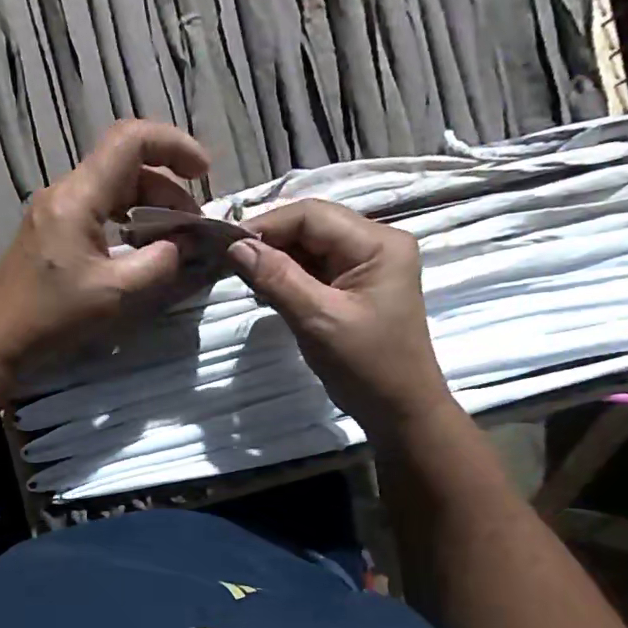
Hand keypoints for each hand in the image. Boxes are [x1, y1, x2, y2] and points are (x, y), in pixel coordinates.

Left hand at [0, 120, 210, 372]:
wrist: (0, 340)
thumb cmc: (55, 317)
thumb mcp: (116, 293)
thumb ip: (160, 263)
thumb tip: (186, 243)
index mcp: (77, 197)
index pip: (129, 141)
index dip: (173, 144)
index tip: (203, 171)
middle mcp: (64, 192)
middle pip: (125, 163)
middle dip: (168, 186)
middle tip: (194, 224)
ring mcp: (55, 209)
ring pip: (113, 185)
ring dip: (150, 202)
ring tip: (175, 236)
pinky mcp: (53, 228)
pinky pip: (99, 206)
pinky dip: (129, 216)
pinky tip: (142, 244)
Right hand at [228, 200, 452, 434]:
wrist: (400, 411)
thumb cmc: (367, 367)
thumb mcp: (318, 321)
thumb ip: (277, 279)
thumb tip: (235, 247)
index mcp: (378, 244)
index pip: (313, 215)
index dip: (267, 225)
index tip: (226, 246)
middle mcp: (376, 243)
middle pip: (312, 226)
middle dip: (270, 242)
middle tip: (230, 262)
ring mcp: (368, 265)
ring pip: (311, 247)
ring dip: (277, 260)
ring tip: (245, 277)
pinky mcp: (356, 286)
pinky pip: (316, 269)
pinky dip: (289, 276)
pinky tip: (267, 290)